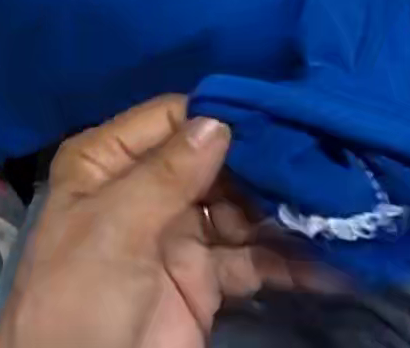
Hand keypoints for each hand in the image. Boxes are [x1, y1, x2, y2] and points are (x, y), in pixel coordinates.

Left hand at [0, 95, 324, 347]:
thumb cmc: (80, 293)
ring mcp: (175, 230)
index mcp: (109, 158)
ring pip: (233, 207)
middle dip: (256, 165)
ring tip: (329, 207)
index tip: (268, 118)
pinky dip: (284, 261)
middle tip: (310, 163)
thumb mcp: (115, 225)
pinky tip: (326, 263)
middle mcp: (144, 184)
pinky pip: (247, 259)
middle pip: (208, 160)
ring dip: (277, 211)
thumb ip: (168, 173)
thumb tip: (219, 120)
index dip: (214, 116)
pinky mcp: (202, 279)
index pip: (168, 119)